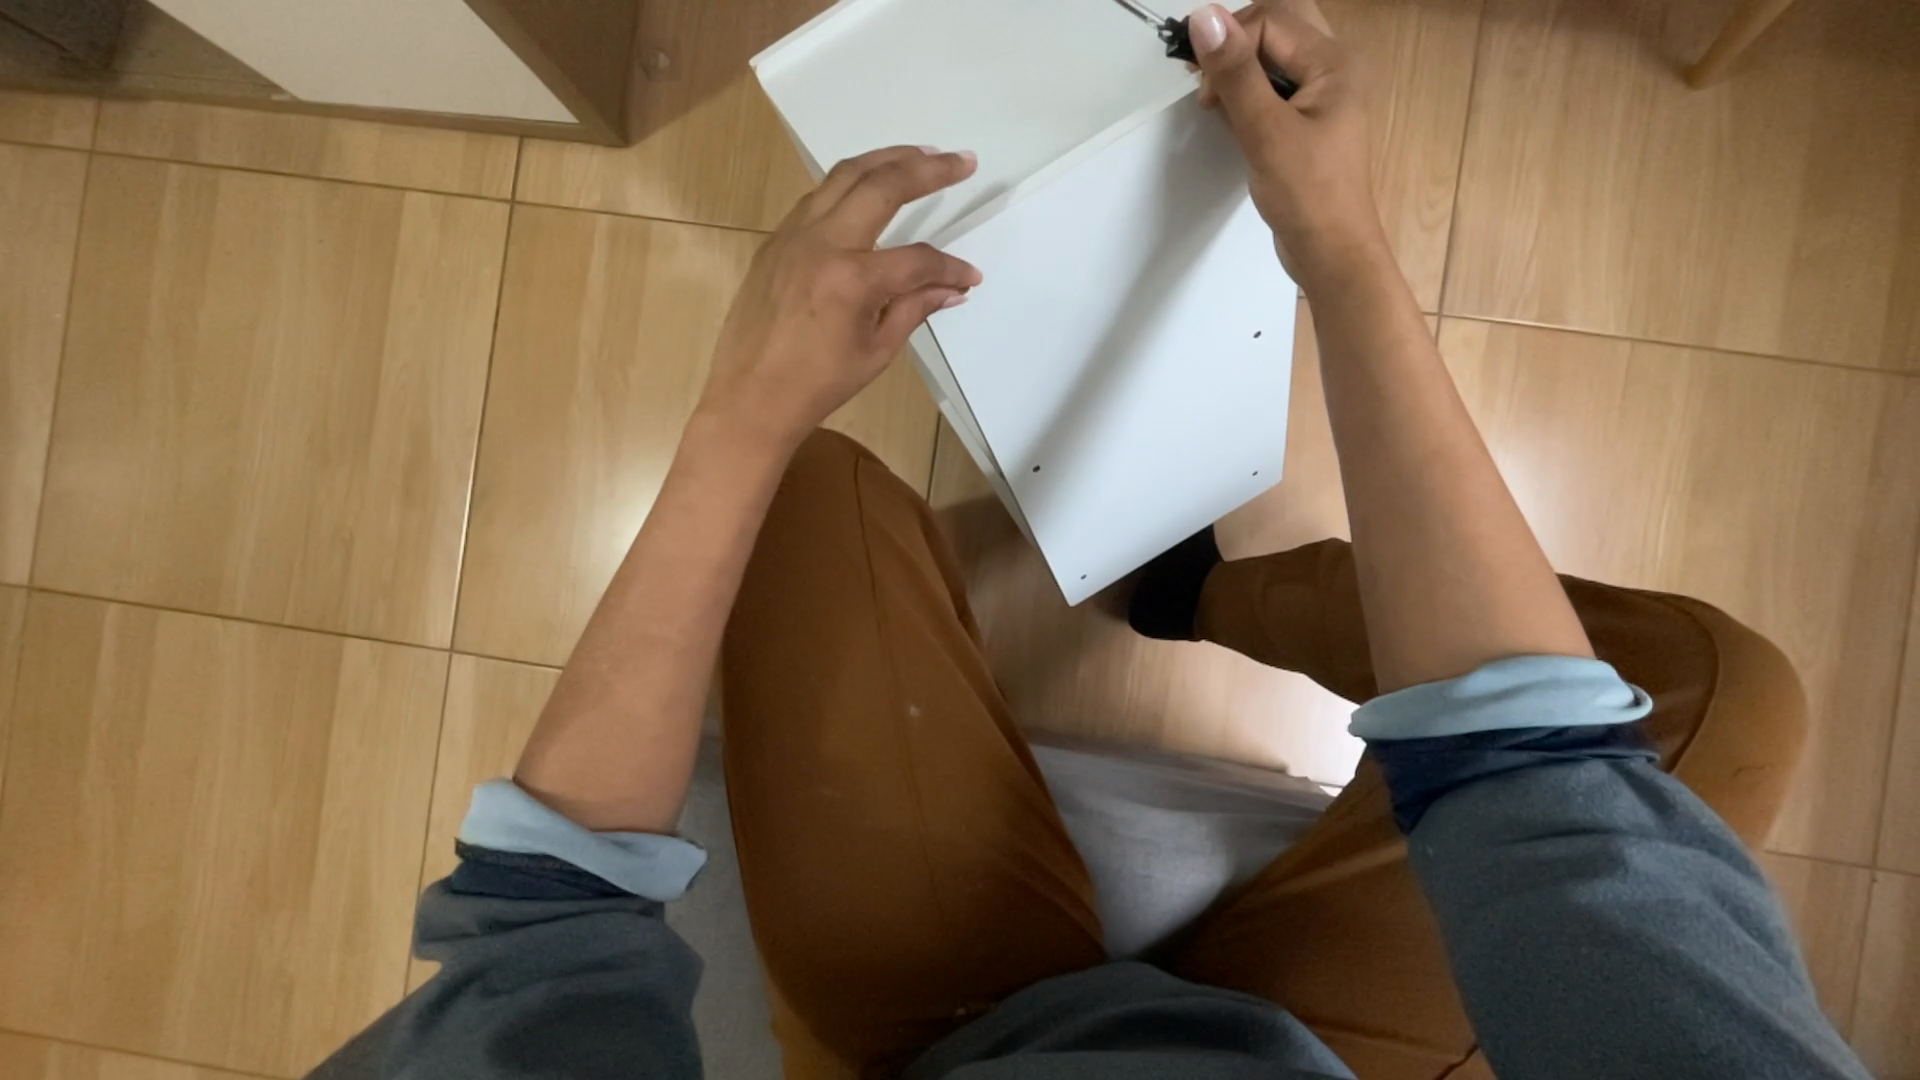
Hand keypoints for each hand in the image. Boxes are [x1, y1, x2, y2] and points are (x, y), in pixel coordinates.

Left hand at [699, 146, 982, 448]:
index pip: (917, 260)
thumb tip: (953, 289)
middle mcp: (822, 243)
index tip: (970, 277)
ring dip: (885, 159)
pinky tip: (868, 189)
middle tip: (961, 160)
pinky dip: (849, 184)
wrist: (752, 396)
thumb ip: (914, 308)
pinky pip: (817, 197)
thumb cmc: (818, 384)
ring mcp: (793, 235)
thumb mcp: (876, 351)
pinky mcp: (776, 241)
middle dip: (927, 169)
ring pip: (844, 176)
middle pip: (881, 185)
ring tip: (919, 154)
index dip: (950, 268)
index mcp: (852, 279)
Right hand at [1187, 1, 1388, 286]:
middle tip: (1206, 84)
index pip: (1270, 21)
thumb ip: (1235, 73)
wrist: (1330, 250)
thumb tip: (1204, 18)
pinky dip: (1248, 96)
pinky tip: (1233, 122)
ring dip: (1240, 73)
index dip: (1230, 45)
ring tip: (1217, 106)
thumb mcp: (1265, 131)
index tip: (1204, 91)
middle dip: (1235, 48)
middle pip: (1278, 28)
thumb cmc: (1306, 194)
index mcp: (1333, 61)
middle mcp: (1333, 68)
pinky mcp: (1307, 124)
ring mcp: (1322, 97)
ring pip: (1275, 58)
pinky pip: (1275, 89)